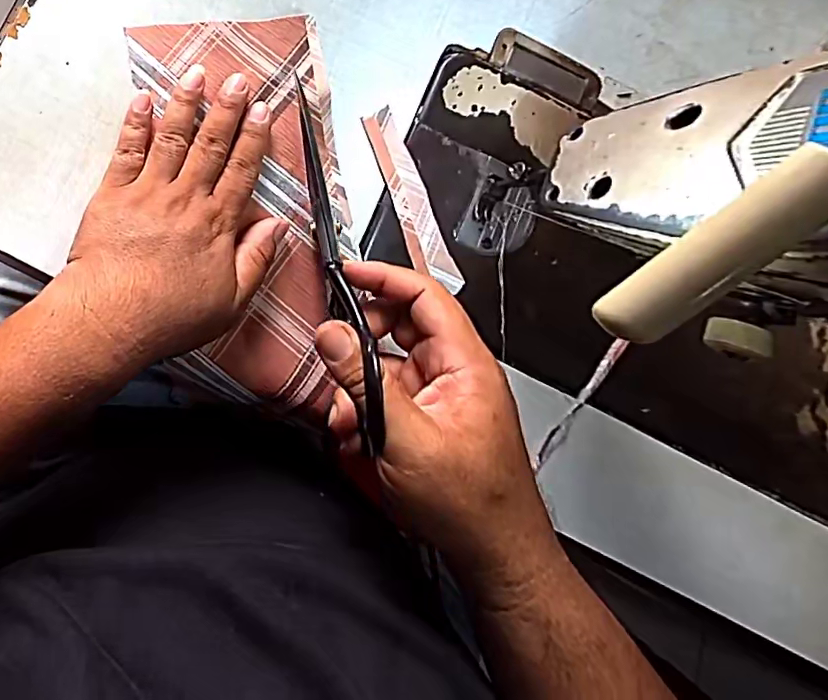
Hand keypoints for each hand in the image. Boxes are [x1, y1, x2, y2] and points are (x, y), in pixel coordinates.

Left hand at [57, 65, 286, 368]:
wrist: (112, 316)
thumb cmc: (168, 314)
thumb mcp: (230, 301)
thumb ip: (256, 259)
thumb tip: (276, 228)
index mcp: (215, 222)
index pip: (241, 169)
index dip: (255, 137)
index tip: (263, 110)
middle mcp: (185, 199)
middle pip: (211, 144)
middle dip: (227, 109)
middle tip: (238, 81)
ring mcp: (148, 192)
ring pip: (172, 138)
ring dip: (186, 104)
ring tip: (196, 75)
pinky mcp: (114, 194)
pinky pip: (127, 151)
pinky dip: (135, 124)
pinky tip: (142, 101)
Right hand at [314, 261, 561, 597]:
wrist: (493, 556)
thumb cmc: (474, 507)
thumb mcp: (407, 439)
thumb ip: (364, 382)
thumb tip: (334, 334)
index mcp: (464, 364)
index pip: (425, 295)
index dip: (384, 277)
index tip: (349, 272)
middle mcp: (452, 371)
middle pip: (397, 324)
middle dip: (359, 339)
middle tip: (336, 352)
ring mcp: (435, 392)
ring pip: (383, 360)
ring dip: (356, 381)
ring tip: (348, 413)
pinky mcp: (421, 414)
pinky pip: (382, 390)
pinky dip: (362, 404)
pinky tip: (357, 433)